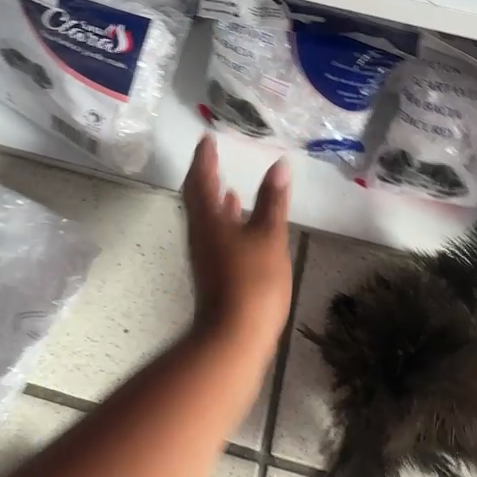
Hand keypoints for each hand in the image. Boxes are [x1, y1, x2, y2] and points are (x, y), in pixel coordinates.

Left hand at [181, 134, 293, 354]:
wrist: (233, 337)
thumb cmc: (252, 282)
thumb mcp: (269, 236)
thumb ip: (273, 200)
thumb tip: (279, 165)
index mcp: (209, 219)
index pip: (201, 179)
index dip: (204, 158)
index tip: (206, 138)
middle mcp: (200, 233)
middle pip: (196, 198)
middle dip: (204, 175)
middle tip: (212, 156)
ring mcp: (205, 255)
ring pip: (205, 218)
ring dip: (213, 199)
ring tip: (226, 185)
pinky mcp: (214, 271)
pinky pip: (214, 234)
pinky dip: (224, 220)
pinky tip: (239, 224)